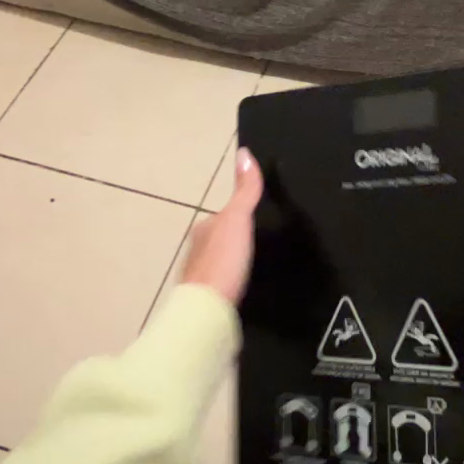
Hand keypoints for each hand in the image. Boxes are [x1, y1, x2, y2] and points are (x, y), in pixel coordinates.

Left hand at [181, 148, 261, 303]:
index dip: (242, 215)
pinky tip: (247, 286)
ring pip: (222, 262)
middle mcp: (198, 250)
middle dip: (239, 241)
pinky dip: (235, 282)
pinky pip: (225, 283)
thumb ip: (244, 190)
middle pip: (222, 239)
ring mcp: (201, 276)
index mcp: (204, 229)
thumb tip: (244, 152)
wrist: (208, 310)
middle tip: (265, 244)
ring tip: (259, 265)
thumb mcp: (238, 218)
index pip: (224, 215)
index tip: (261, 220)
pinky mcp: (209, 299)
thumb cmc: (222, 261)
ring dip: (236, 263)